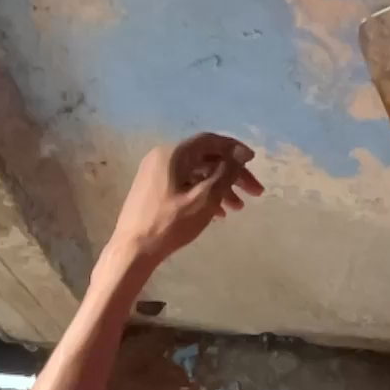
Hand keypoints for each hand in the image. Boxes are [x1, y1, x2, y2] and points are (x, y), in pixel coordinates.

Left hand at [108, 133, 263, 268]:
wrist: (133, 249)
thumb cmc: (170, 223)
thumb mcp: (205, 198)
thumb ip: (225, 173)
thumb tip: (241, 153)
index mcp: (174, 154)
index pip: (210, 141)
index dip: (235, 150)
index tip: (254, 163)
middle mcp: (164, 157)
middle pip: (206, 158)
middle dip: (232, 174)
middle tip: (255, 192)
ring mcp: (157, 173)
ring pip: (197, 173)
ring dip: (221, 187)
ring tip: (238, 208)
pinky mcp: (154, 189)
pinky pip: (186, 184)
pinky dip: (205, 194)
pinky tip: (218, 213)